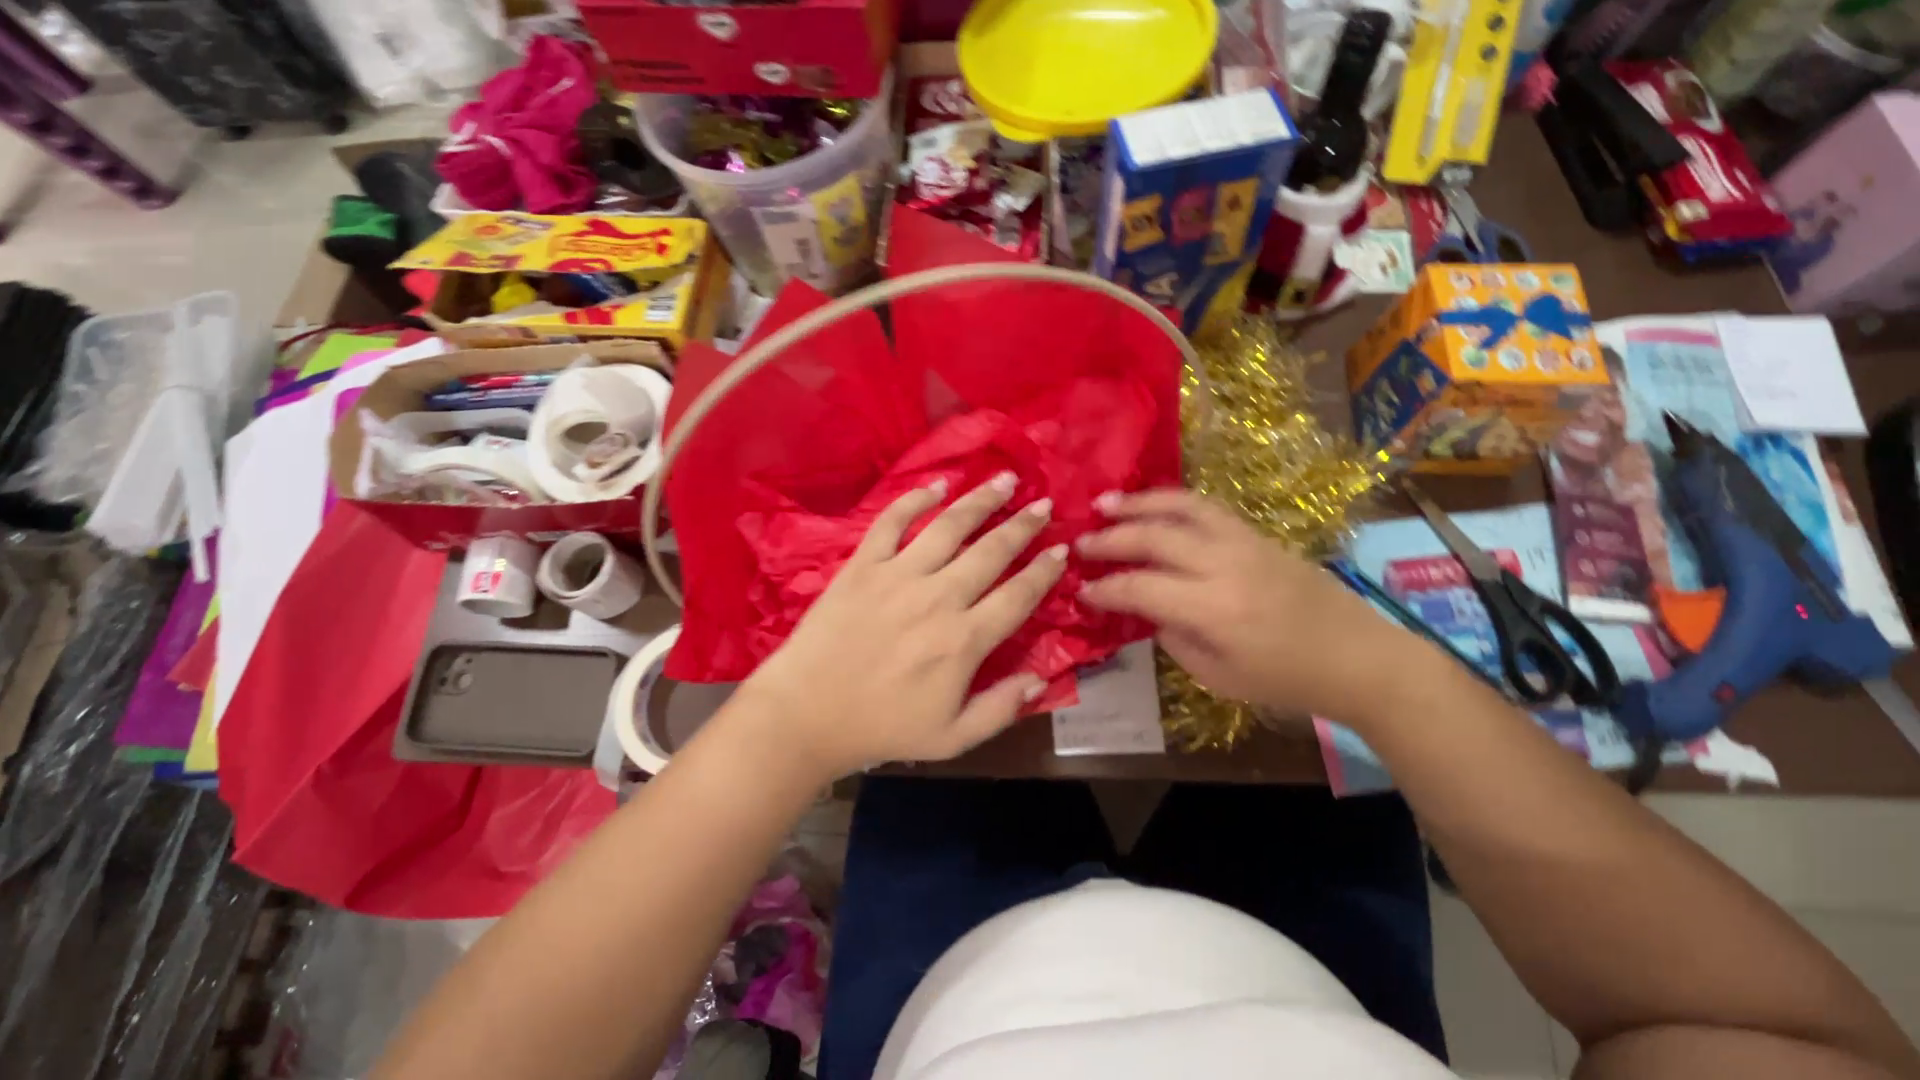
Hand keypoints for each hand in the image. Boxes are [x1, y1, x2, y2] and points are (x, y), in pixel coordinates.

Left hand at [733, 472, 1066, 781]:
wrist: (806, 715)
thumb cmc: (881, 729)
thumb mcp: (951, 738)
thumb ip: (1000, 709)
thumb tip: (1040, 679)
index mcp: (965, 640)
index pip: (1018, 596)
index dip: (1045, 571)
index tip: (1061, 550)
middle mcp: (938, 598)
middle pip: (991, 551)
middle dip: (1023, 525)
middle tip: (1043, 504)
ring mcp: (898, 576)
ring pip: (949, 526)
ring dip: (981, 500)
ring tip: (1005, 480)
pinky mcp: (862, 566)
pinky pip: (892, 523)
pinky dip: (915, 500)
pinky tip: (936, 486)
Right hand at [1078, 489, 1426, 724]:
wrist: (1358, 657)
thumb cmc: (1286, 680)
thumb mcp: (1218, 677)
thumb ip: (1175, 639)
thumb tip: (1149, 610)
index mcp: (1212, 609)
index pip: (1141, 588)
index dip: (1105, 589)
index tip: (1081, 591)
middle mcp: (1224, 566)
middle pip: (1154, 537)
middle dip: (1110, 539)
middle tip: (1079, 542)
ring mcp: (1244, 543)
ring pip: (1182, 507)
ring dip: (1139, 503)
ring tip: (1105, 504)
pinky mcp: (1259, 535)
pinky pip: (1206, 508)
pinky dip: (1172, 503)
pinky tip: (1152, 508)